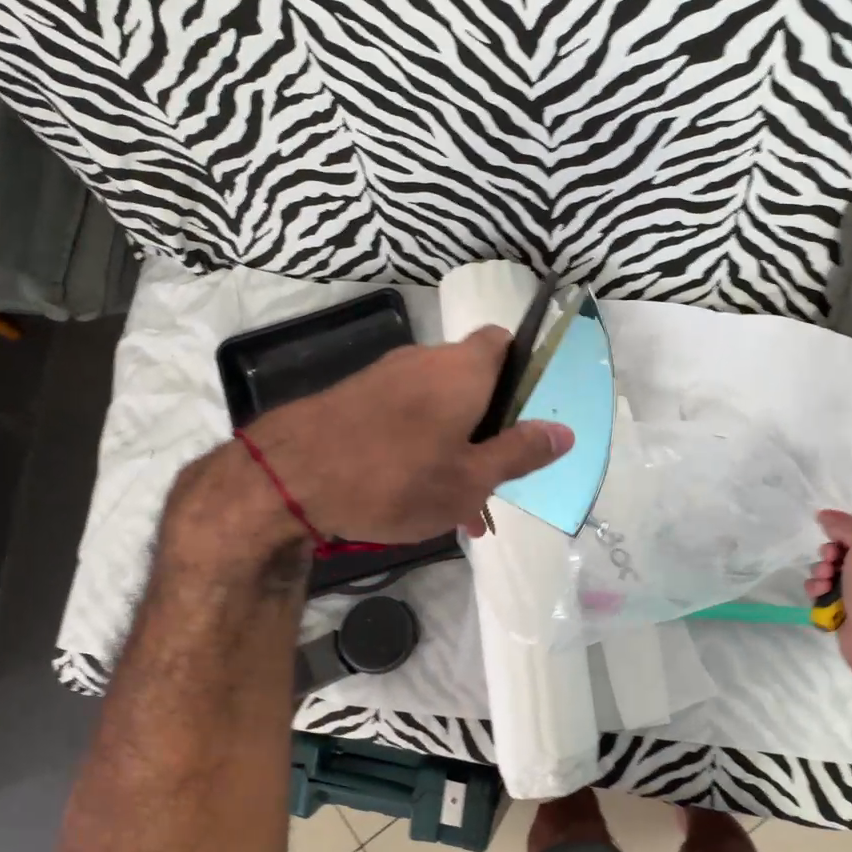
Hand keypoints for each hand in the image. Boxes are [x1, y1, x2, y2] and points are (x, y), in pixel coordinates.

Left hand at [229, 326, 572, 544]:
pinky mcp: (354, 398)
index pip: (505, 342)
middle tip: (492, 483)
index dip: (522, 373)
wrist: (287, 478)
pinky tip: (412, 498)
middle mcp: (426, 361)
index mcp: (464, 370)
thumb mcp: (471, 479)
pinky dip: (418, 448)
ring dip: (453, 448)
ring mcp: (385, 377)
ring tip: (456, 509)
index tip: (523, 419)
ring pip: (437, 407)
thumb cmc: (395, 477)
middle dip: (488, 430)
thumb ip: (520, 453)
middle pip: (473, 383)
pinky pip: (404, 418)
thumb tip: (564, 431)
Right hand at [806, 509, 851, 683]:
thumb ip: (846, 525)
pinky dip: (818, 592)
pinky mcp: (848, 612)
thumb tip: (825, 516)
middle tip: (829, 562)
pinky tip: (820, 595)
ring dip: (820, 573)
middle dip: (830, 554)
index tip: (827, 532)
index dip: (843, 530)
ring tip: (824, 583)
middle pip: (845, 551)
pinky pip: (825, 594)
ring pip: (832, 573)